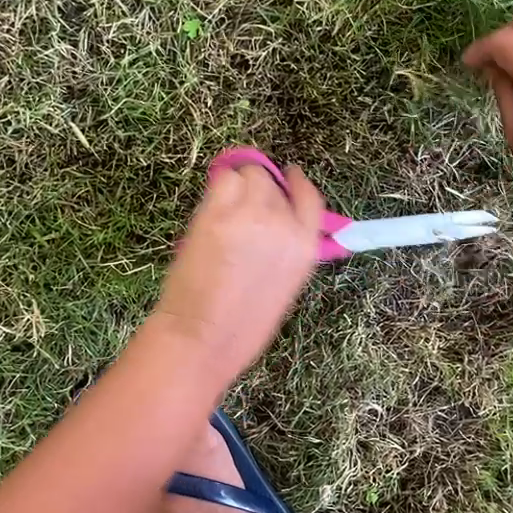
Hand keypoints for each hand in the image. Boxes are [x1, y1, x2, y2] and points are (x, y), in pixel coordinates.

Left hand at [147, 163, 324, 383]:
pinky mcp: (216, 212)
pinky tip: (211, 207)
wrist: (202, 338)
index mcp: (305, 248)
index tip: (288, 176)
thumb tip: (274, 226)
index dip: (295, 184)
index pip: (309, 198)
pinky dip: (218, 188)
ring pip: (249, 175)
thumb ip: (285, 250)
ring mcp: (250, 214)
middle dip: (261, 191)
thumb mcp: (284, 288)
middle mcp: (284, 224)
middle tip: (242, 209)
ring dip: (239, 185)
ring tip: (225, 208)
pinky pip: (222, 180)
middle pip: (275, 184)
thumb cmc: (242, 328)